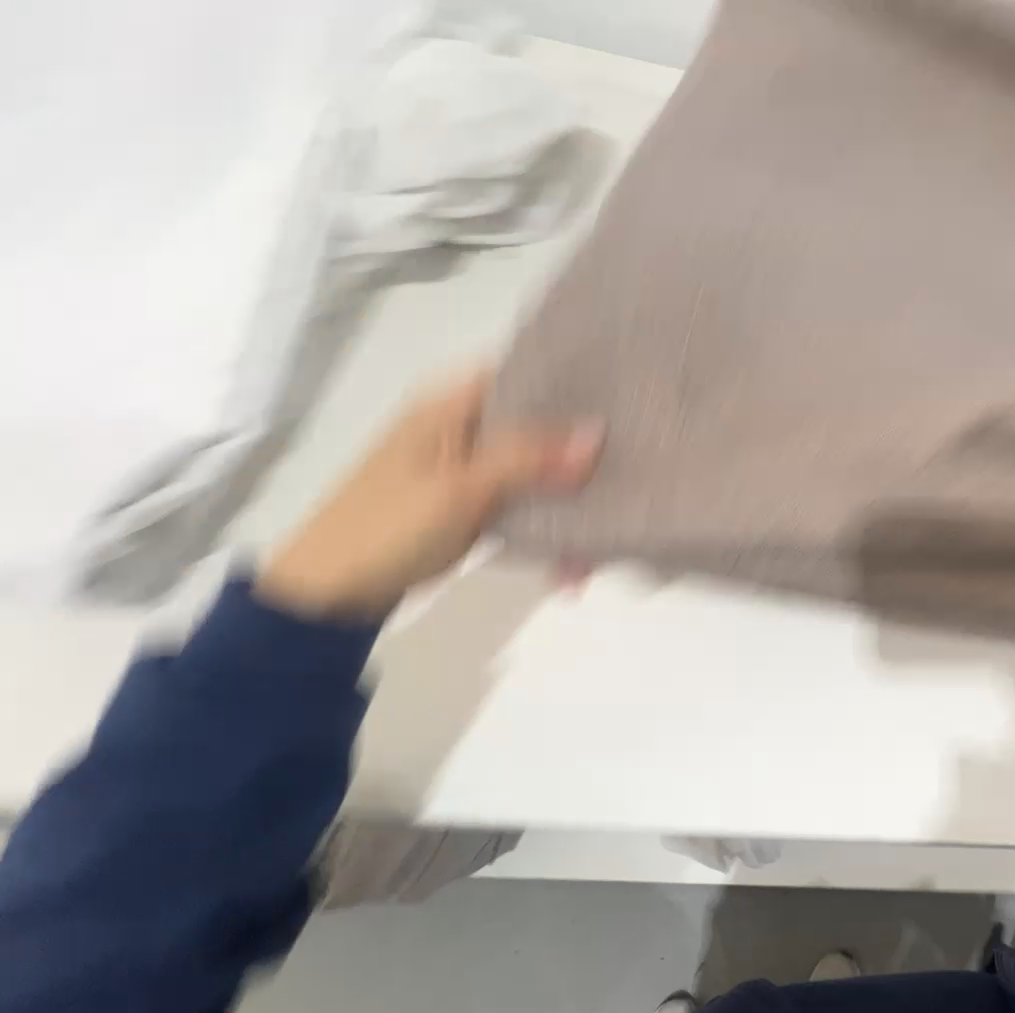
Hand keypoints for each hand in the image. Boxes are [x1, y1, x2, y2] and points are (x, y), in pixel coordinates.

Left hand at [257, 371, 601, 620]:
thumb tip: (597, 434)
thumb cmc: (388, 525)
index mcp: (451, 407)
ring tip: (603, 543)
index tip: (625, 398)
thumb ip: (529, 459)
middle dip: (584, 455)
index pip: (521, 375)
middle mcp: (466, 431)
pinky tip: (573, 568)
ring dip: (572, 507)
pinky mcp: (478, 508)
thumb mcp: (461, 487)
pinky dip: (552, 536)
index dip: (571, 384)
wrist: (334, 591)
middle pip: (540, 429)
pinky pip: (530, 512)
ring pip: (541, 475)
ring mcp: (473, 471)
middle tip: (635, 469)